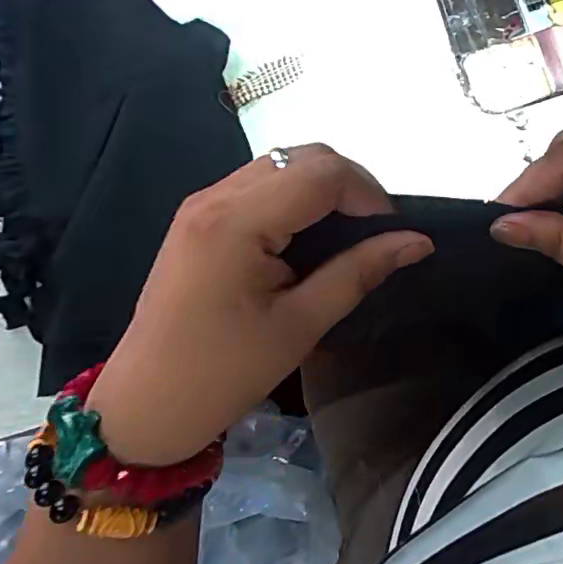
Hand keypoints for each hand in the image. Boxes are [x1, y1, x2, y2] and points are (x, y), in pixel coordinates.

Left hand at [86, 146, 432, 464]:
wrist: (144, 406)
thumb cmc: (223, 373)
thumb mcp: (301, 324)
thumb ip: (361, 271)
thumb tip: (418, 242)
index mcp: (236, 222)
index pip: (322, 174)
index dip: (370, 195)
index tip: (393, 234)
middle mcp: (216, 197)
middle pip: (304, 157)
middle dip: (352, 185)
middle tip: (376, 233)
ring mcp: (204, 203)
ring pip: (284, 164)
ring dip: (326, 187)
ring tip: (350, 234)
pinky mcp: (201, 216)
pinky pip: (263, 183)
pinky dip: (299, 196)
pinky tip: (312, 236)